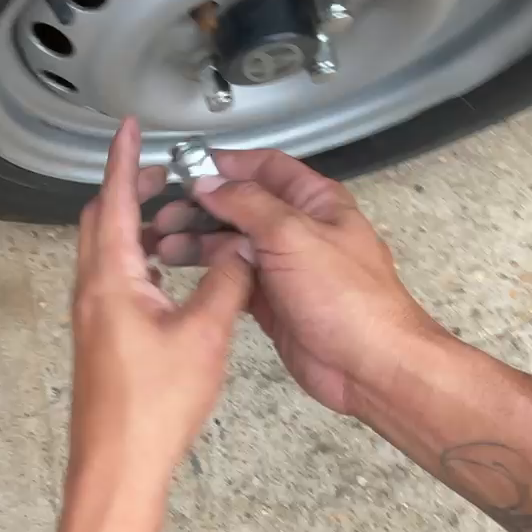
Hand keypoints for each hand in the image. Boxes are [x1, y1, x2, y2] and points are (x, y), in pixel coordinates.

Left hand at [67, 119, 253, 495]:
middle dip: (129, 189)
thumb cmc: (154, 404)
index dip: (123, 160)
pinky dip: (136, 260)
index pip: (113, 200)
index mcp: (110, 278)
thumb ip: (225, 283)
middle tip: (165, 174)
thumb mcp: (204, 335)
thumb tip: (242, 250)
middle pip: (101, 220)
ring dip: (133, 226)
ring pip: (105, 252)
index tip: (128, 128)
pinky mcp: (99, 339)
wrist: (118, 464)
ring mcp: (91, 317)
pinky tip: (166, 273)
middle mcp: (91, 291)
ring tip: (173, 218)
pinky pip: (112, 281)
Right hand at [146, 149, 443, 416]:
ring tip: (163, 244)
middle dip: (201, 208)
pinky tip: (182, 270)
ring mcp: (283, 266)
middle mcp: (298, 230)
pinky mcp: (270, 300)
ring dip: (197, 241)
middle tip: (164, 216)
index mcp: (315, 202)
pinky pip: (232, 277)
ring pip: (231, 244)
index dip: (226, 165)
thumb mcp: (293, 236)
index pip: (265, 168)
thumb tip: (210, 184)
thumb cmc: (348, 298)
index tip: (186, 169)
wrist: (368, 365)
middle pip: (241, 206)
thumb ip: (247, 205)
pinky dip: (208, 272)